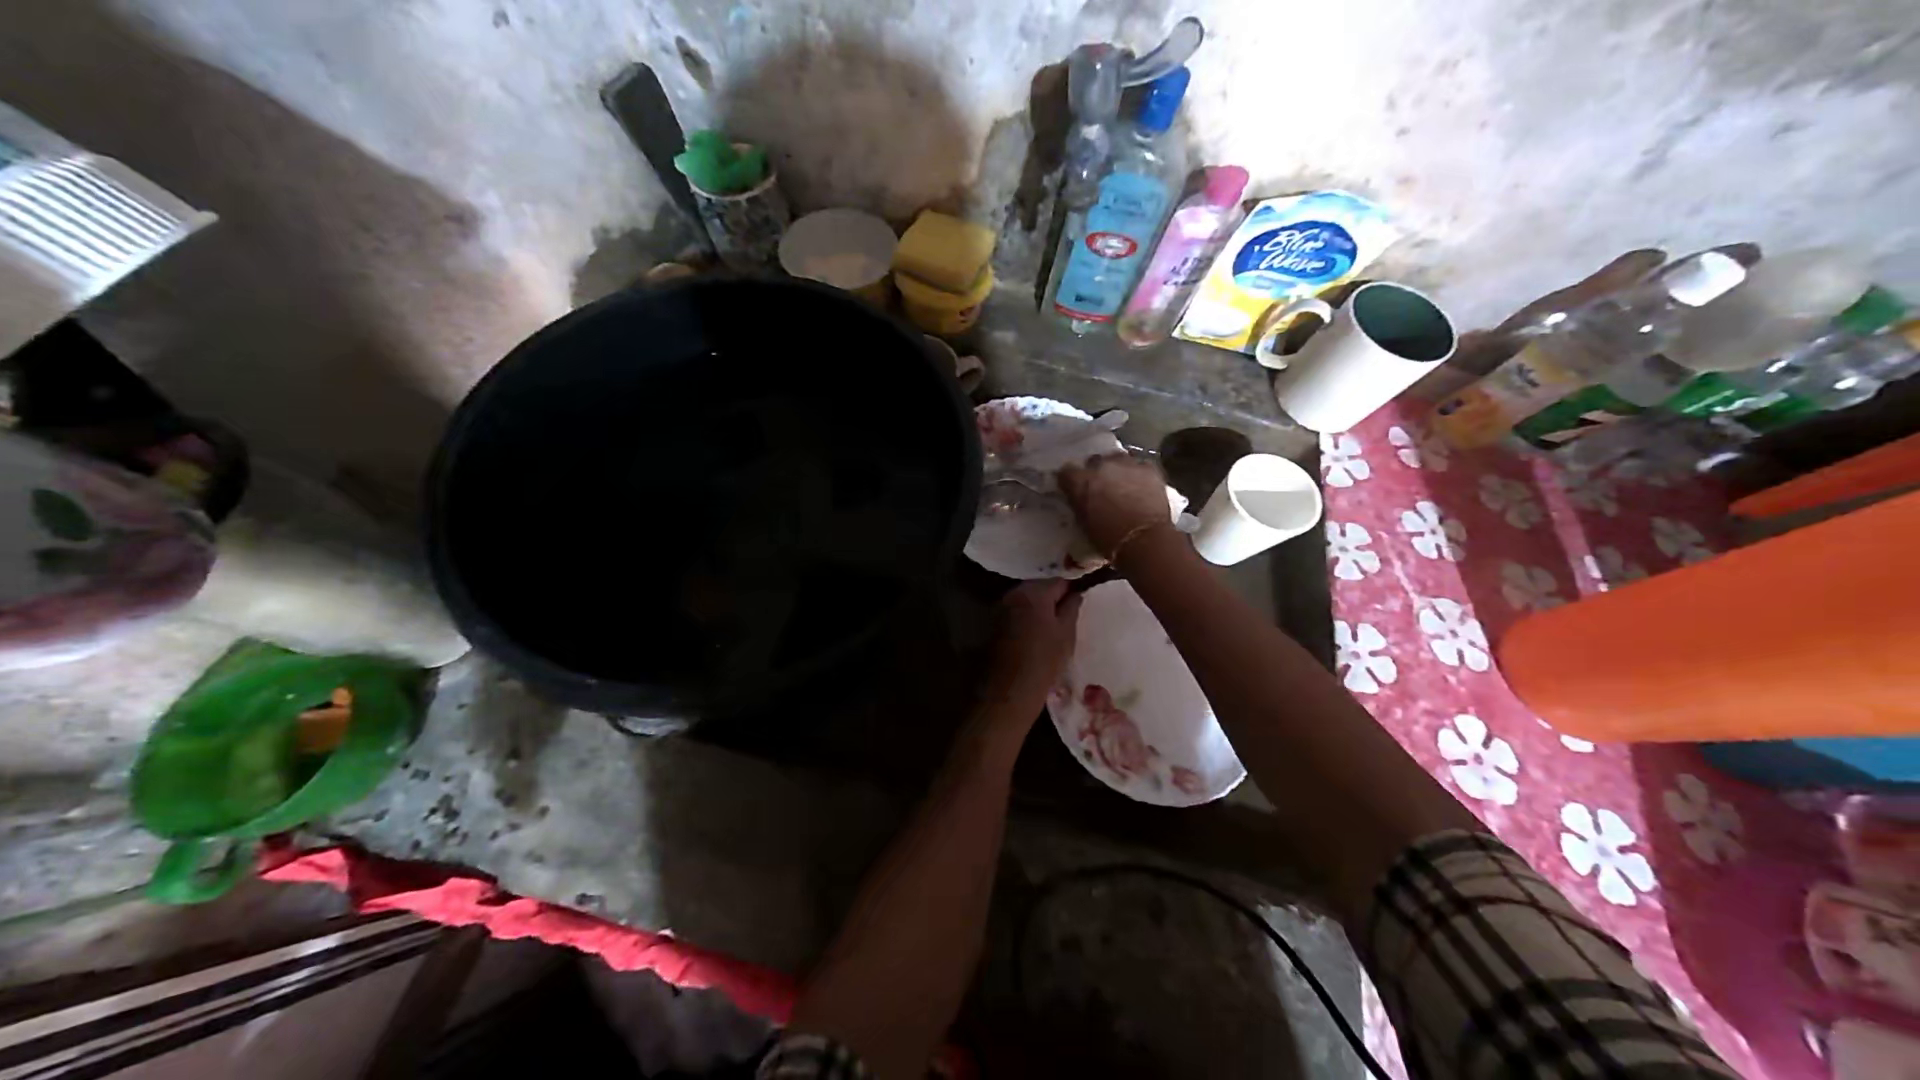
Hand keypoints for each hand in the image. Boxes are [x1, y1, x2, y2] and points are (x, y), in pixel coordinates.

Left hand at [981, 580, 1083, 717]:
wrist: (1008, 690)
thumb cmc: (1043, 661)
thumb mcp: (1066, 634)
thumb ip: (1072, 608)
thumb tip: (1076, 593)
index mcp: (1033, 592)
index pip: (1058, 581)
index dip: (1071, 589)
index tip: (1079, 599)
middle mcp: (1012, 594)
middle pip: (1038, 587)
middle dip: (1051, 596)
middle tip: (1065, 612)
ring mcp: (999, 607)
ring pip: (1024, 599)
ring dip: (1036, 606)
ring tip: (1050, 623)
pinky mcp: (991, 622)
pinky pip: (1013, 611)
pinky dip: (1023, 616)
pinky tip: (1032, 631)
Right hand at [1057, 453, 1171, 556]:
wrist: (1144, 540)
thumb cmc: (1108, 539)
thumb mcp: (1083, 524)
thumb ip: (1078, 505)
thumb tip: (1078, 500)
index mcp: (1079, 482)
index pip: (1066, 472)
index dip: (1070, 481)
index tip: (1072, 488)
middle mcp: (1100, 466)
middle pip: (1093, 461)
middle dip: (1095, 472)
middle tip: (1100, 488)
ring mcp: (1125, 464)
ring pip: (1117, 459)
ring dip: (1116, 469)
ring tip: (1121, 484)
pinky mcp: (1148, 468)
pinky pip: (1139, 466)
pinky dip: (1138, 474)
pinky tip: (1141, 486)